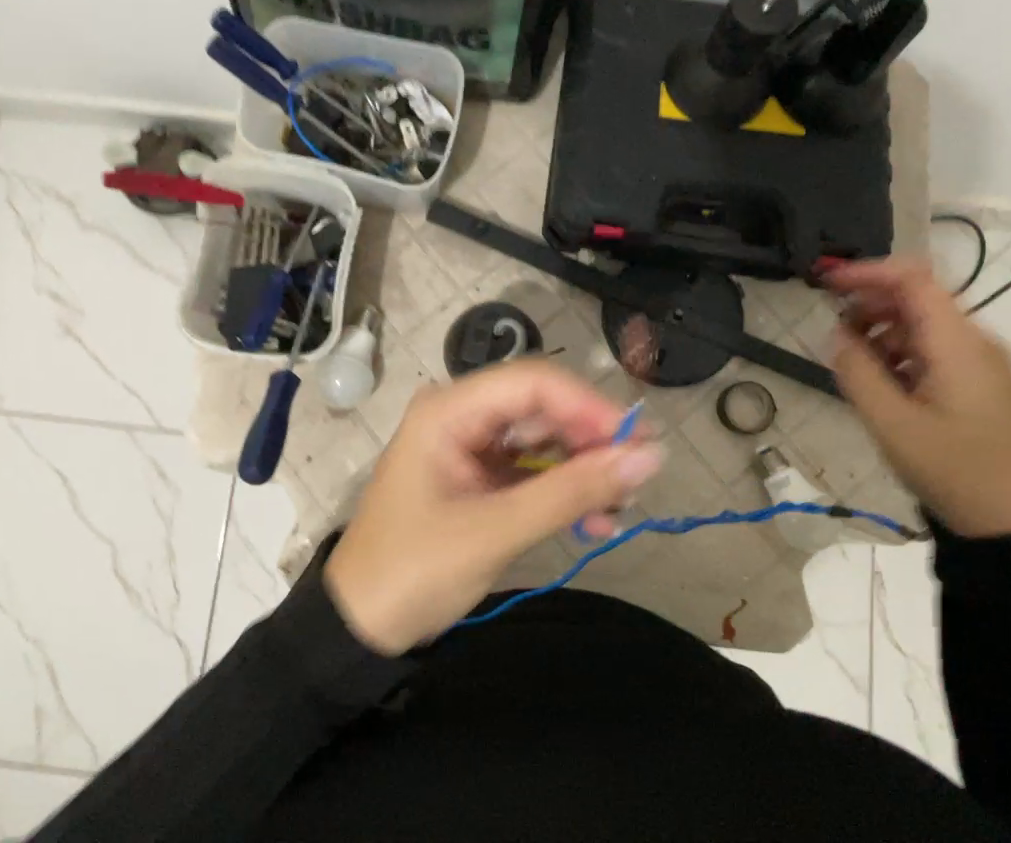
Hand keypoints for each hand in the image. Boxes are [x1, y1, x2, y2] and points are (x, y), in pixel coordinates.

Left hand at [323, 360, 662, 654]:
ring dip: (583, 472)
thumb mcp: (496, 530)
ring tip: (619, 507)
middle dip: (590, 442)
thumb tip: (648, 457)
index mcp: (449, 411)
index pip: (533, 383)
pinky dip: (564, 494)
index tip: (635, 442)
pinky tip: (595, 523)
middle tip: (635, 479)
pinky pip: (534, 474)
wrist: (362, 627)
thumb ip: (571, 492)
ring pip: (544, 442)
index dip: (588, 406)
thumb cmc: (415, 571)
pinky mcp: (480, 482)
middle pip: (542, 410)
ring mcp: (471, 450)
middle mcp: (461, 418)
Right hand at [822, 257, 1010, 537]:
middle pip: (917, 299)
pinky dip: (901, 357)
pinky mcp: (983, 388)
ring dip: (883, 335)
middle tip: (834, 336)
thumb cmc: (958, 471)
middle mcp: (975, 343)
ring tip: (854, 370)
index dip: (866, 272)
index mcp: (958, 343)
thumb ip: (858, 373)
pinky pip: (936, 353)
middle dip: (870, 307)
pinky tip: (884, 389)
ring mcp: (982, 366)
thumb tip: (838, 336)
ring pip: (924, 328)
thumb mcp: (893, 426)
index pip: (912, 279)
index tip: (825, 285)